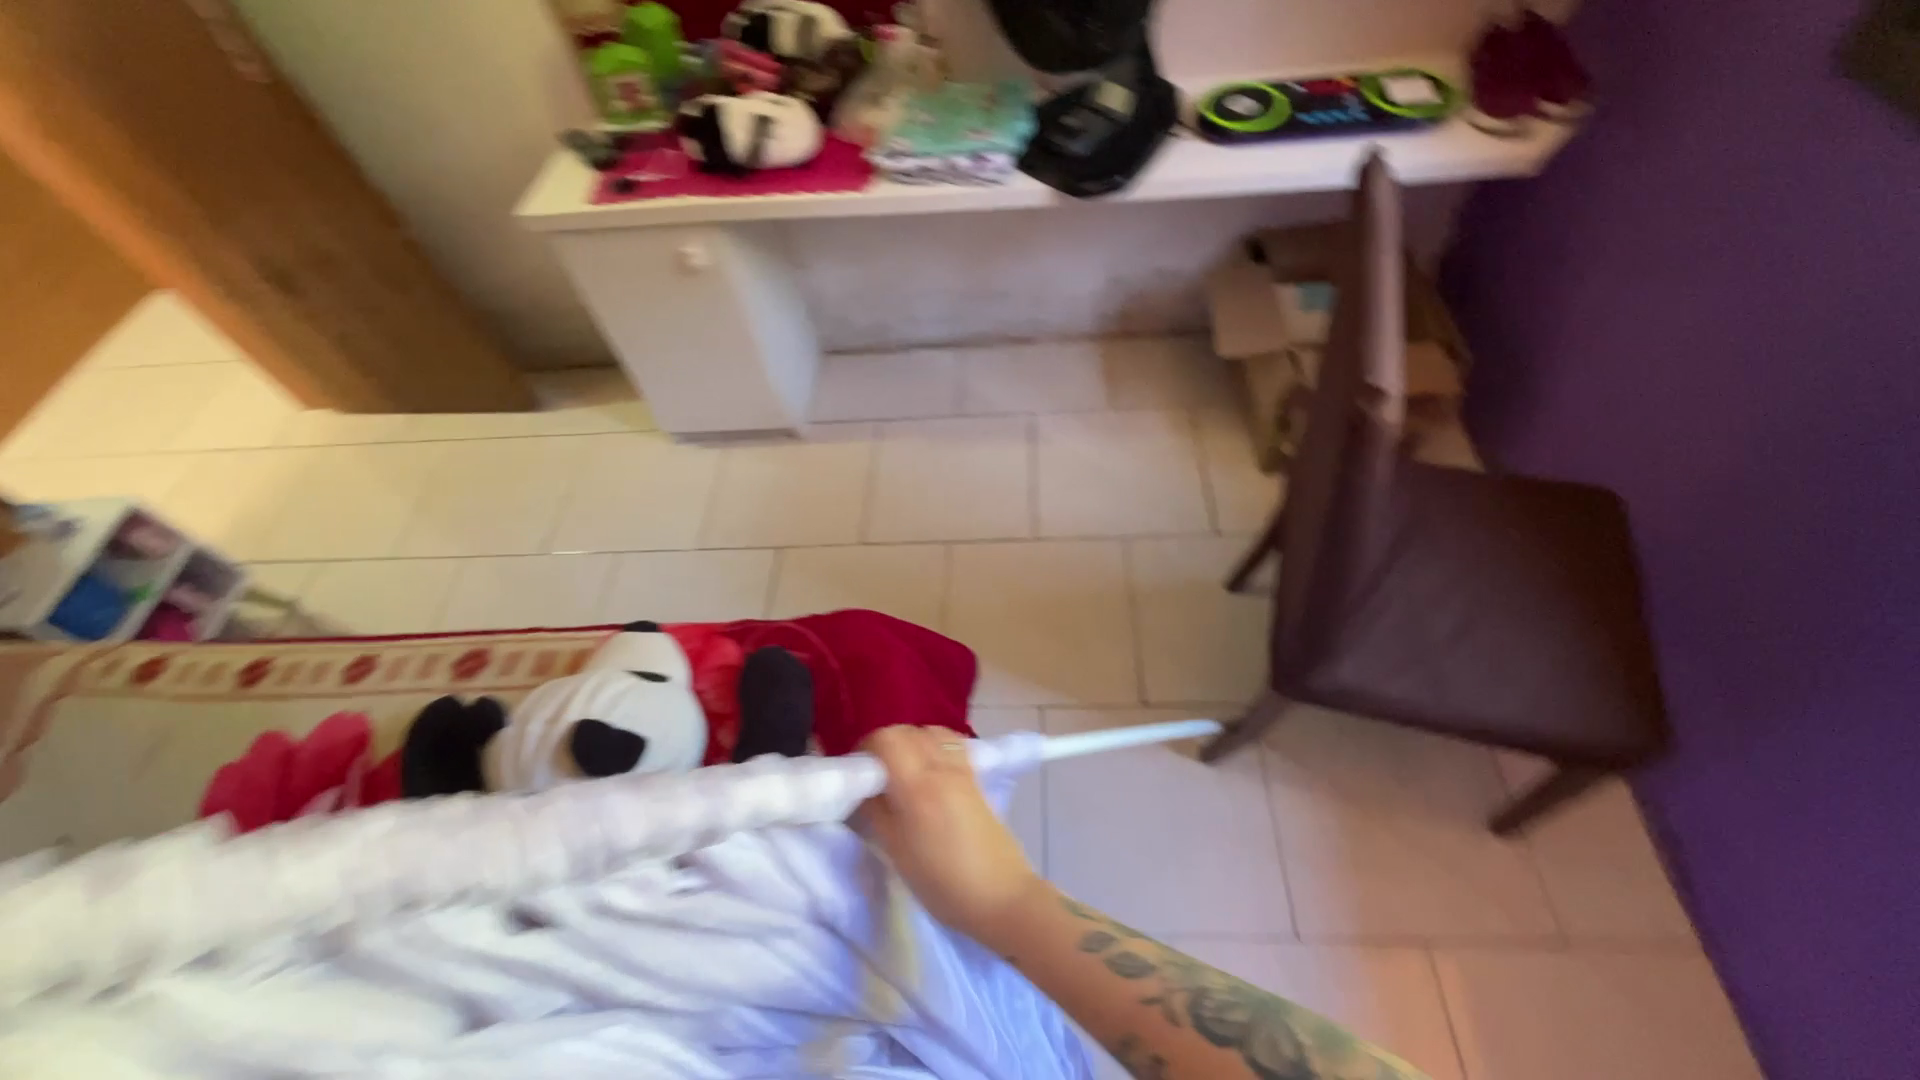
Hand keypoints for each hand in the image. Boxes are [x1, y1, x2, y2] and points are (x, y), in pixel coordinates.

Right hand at [857, 725, 1043, 945]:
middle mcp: (942, 768)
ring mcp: (964, 770)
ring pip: (931, 732)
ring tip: (902, 773)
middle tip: (875, 775)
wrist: (1001, 897)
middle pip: (908, 731)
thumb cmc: (942, 882)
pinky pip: (951, 745)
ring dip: (911, 742)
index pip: (886, 739)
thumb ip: (875, 812)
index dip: (866, 749)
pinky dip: (934, 747)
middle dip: (885, 745)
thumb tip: (864, 788)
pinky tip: (928, 774)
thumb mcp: (896, 851)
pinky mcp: (977, 778)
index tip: (858, 773)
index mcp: (918, 785)